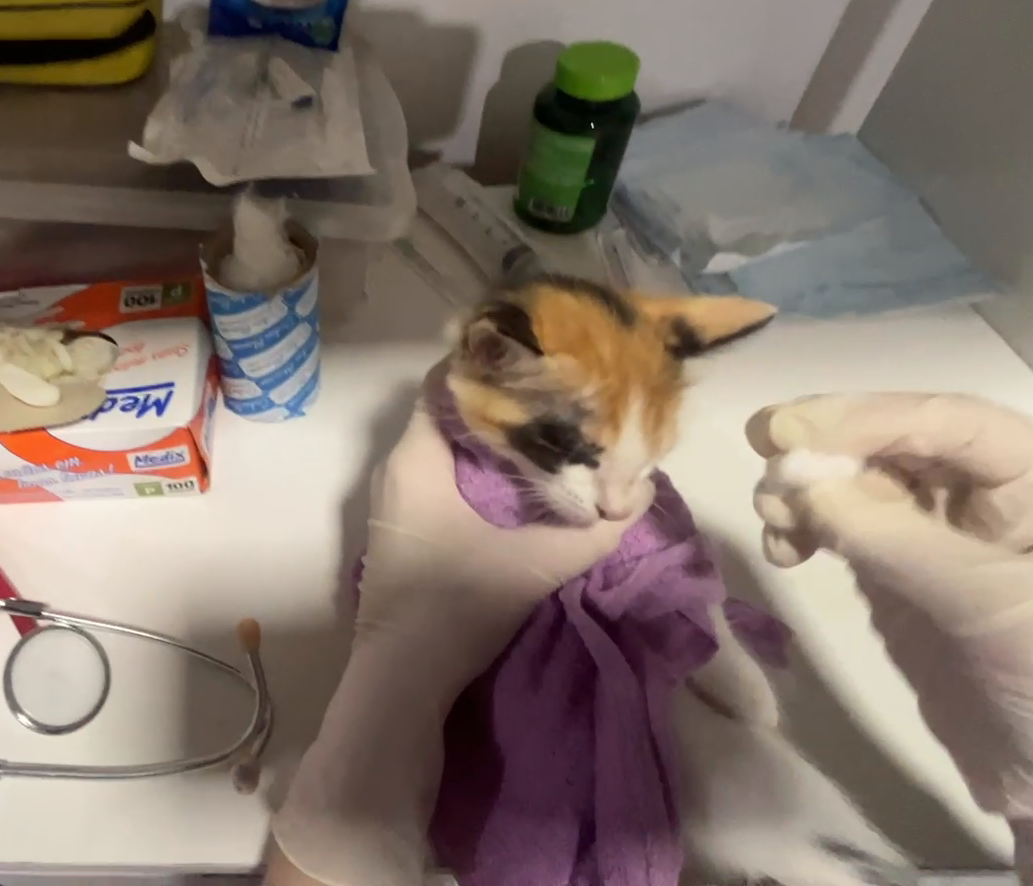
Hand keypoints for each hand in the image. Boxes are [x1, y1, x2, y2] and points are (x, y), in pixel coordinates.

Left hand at [269, 394, 642, 885]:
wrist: (400, 673)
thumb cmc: (453, 605)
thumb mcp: (533, 564)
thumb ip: (590, 531)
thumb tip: (639, 494)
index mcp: (414, 458)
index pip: (442, 383)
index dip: (485, 365)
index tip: (533, 359)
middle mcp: (396, 466)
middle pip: (445, 411)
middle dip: (496, 400)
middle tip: (552, 392)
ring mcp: (394, 495)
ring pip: (441, 444)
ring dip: (486, 435)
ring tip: (543, 425)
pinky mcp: (402, 521)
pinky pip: (436, 472)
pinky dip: (472, 465)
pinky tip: (514, 475)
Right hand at [749, 392, 1032, 884]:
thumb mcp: (997, 609)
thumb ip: (892, 537)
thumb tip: (794, 483)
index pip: (953, 423)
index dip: (869, 416)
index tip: (789, 432)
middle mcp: (995, 501)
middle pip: (893, 443)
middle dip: (824, 447)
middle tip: (760, 451)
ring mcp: (942, 538)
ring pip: (854, 481)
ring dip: (803, 489)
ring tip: (773, 519)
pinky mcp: (899, 574)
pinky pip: (836, 528)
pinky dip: (801, 529)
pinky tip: (784, 553)